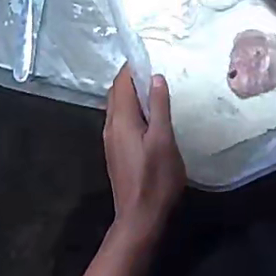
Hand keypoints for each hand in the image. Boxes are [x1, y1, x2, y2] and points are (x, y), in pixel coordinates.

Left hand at [103, 65, 182, 240]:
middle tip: (153, 70)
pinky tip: (148, 115)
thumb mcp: (163, 140)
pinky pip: (120, 119)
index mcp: (121, 119)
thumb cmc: (155, 179)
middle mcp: (111, 125)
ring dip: (131, 93)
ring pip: (117, 105)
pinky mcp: (116, 151)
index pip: (121, 82)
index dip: (132, 66)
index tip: (149, 55)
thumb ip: (159, 107)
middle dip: (131, 77)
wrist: (139, 220)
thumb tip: (155, 77)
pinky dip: (131, 108)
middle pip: (117, 92)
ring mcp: (111, 139)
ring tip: (153, 89)